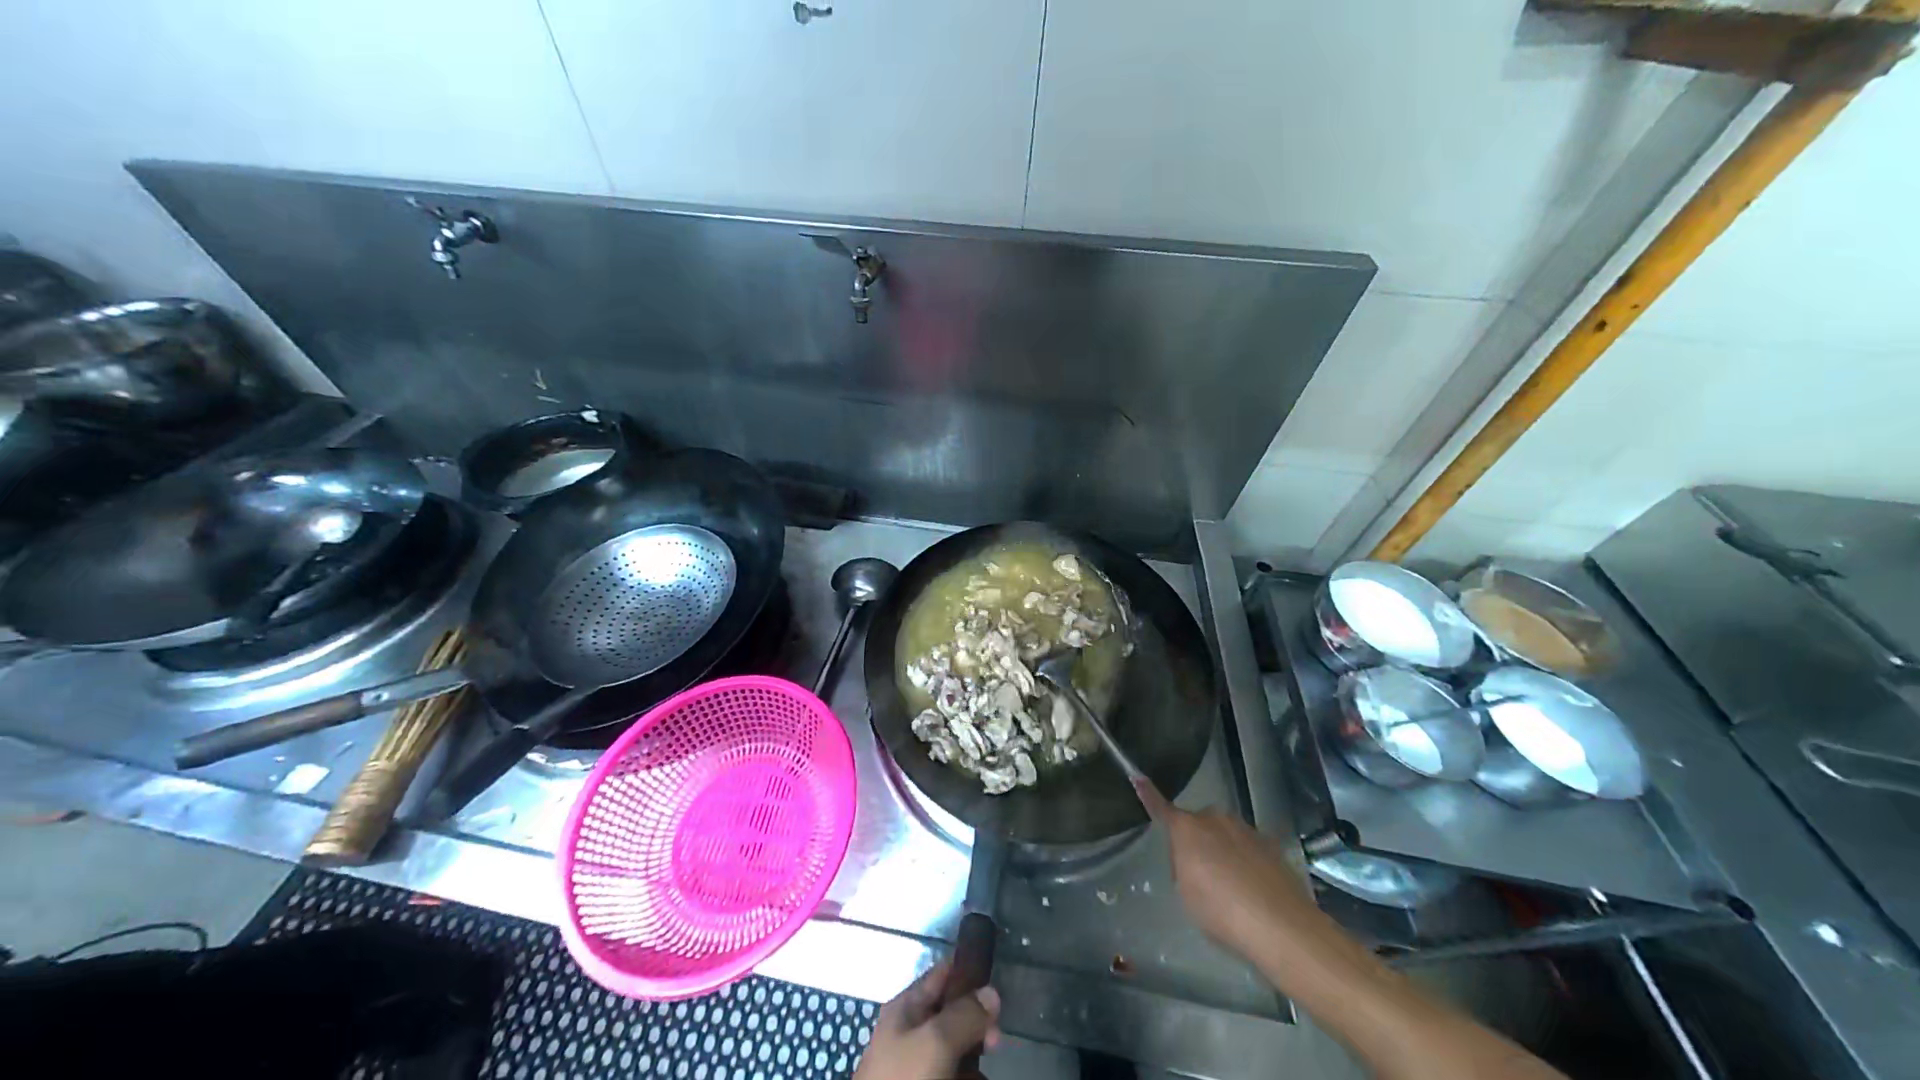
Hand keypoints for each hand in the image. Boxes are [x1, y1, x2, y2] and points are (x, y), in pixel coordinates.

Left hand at [853, 958, 1001, 1079]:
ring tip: (986, 1071)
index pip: (943, 973)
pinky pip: (955, 1075)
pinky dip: (968, 1077)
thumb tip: (992, 992)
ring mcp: (918, 1064)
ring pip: (958, 1049)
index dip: (971, 972)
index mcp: (907, 1008)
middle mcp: (912, 1031)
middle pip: (954, 1014)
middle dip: (978, 1024)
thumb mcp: (935, 1041)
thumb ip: (965, 1014)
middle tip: (995, 1042)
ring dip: (976, 1058)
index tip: (997, 984)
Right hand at [1133, 779, 1322, 960]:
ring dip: (1223, 850)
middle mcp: (1215, 819)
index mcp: (1187, 829)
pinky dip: (1246, 860)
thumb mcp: (1186, 893)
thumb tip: (1193, 858)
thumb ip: (1183, 865)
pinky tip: (1254, 889)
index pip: (1161, 808)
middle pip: (1197, 825)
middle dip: (1196, 842)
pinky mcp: (1271, 843)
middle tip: (1201, 877)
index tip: (1137, 776)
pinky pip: (1248, 847)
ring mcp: (1246, 828)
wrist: (1280, 925)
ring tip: (1232, 888)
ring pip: (1225, 834)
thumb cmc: (1221, 911)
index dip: (1147, 794)